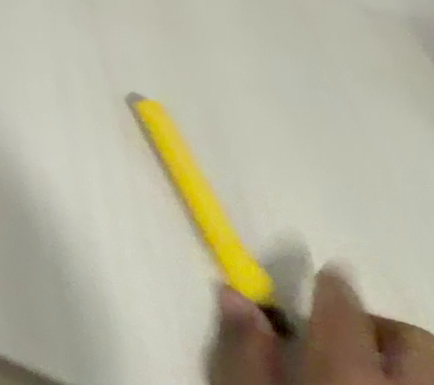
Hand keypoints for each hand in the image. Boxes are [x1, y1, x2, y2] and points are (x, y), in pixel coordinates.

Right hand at [212, 270, 433, 384]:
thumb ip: (245, 346)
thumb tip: (233, 293)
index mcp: (347, 372)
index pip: (346, 314)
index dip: (334, 288)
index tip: (327, 273)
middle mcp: (400, 384)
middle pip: (411, 338)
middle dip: (377, 324)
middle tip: (339, 325)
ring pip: (429, 364)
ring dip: (397, 353)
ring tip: (363, 358)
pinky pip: (426, 379)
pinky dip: (408, 374)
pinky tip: (378, 378)